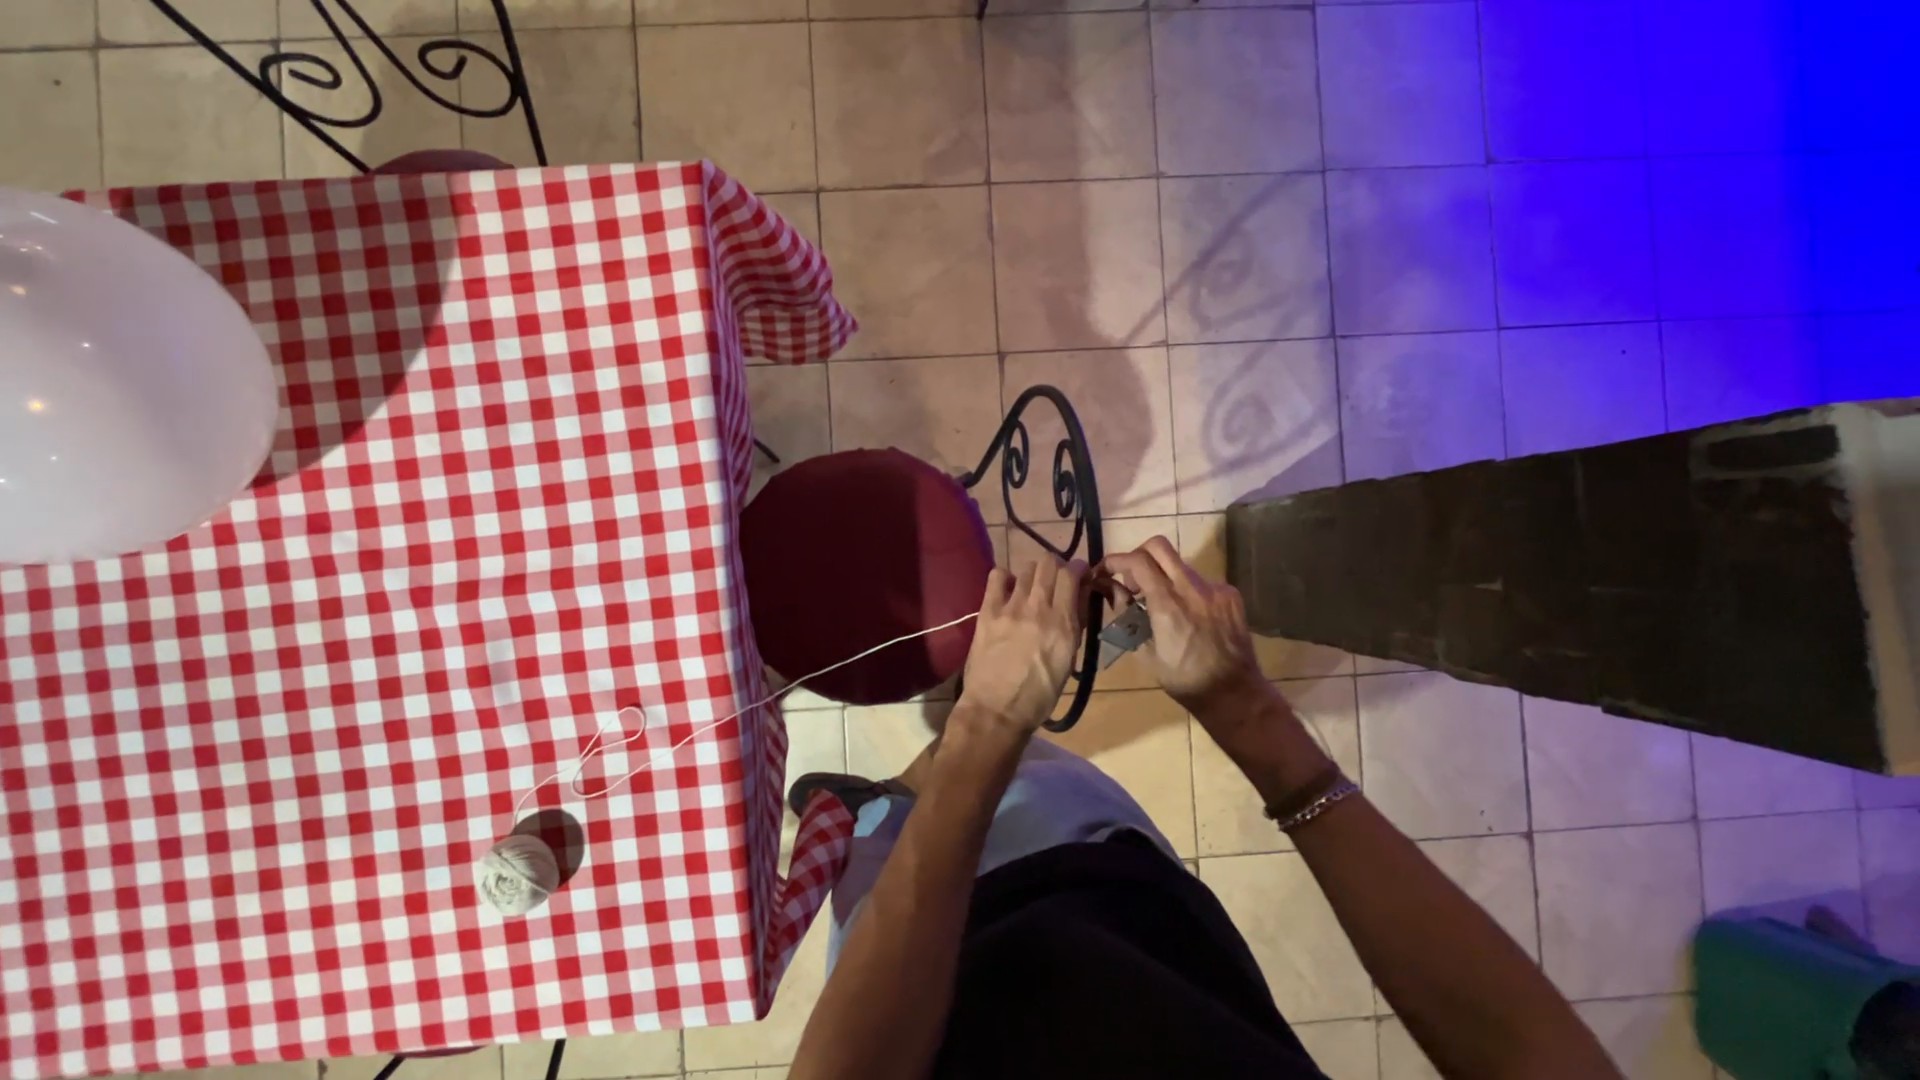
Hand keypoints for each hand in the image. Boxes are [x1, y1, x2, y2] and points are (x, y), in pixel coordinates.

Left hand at [956, 556, 1088, 734]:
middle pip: (1049, 563)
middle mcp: (1040, 609)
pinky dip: (1006, 578)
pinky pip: (997, 576)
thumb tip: (1080, 598)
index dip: (1078, 569)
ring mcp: (1011, 607)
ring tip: (1032, 589)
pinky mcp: (988, 611)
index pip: (1072, 574)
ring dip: (1034, 574)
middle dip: (1056, 567)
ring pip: (1027, 568)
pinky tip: (1008, 590)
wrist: (997, 709)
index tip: (1078, 574)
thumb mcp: (1069, 661)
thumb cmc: (1039, 694)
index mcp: (1064, 624)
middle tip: (1055, 581)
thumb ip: (1075, 625)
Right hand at [1100, 536, 1263, 715]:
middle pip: (1159, 546)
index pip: (1137, 561)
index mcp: (1168, 605)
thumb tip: (1107, 588)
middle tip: (1133, 581)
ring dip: (1163, 576)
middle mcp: (1192, 589)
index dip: (1115, 560)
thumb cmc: (1182, 679)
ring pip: (1180, 565)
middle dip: (1138, 556)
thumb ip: (1125, 613)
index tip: (1105, 571)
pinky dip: (1186, 590)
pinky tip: (1188, 616)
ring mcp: (1215, 589)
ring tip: (1160, 606)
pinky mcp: (1230, 595)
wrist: (1232, 692)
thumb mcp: (1144, 651)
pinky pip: (1201, 582)